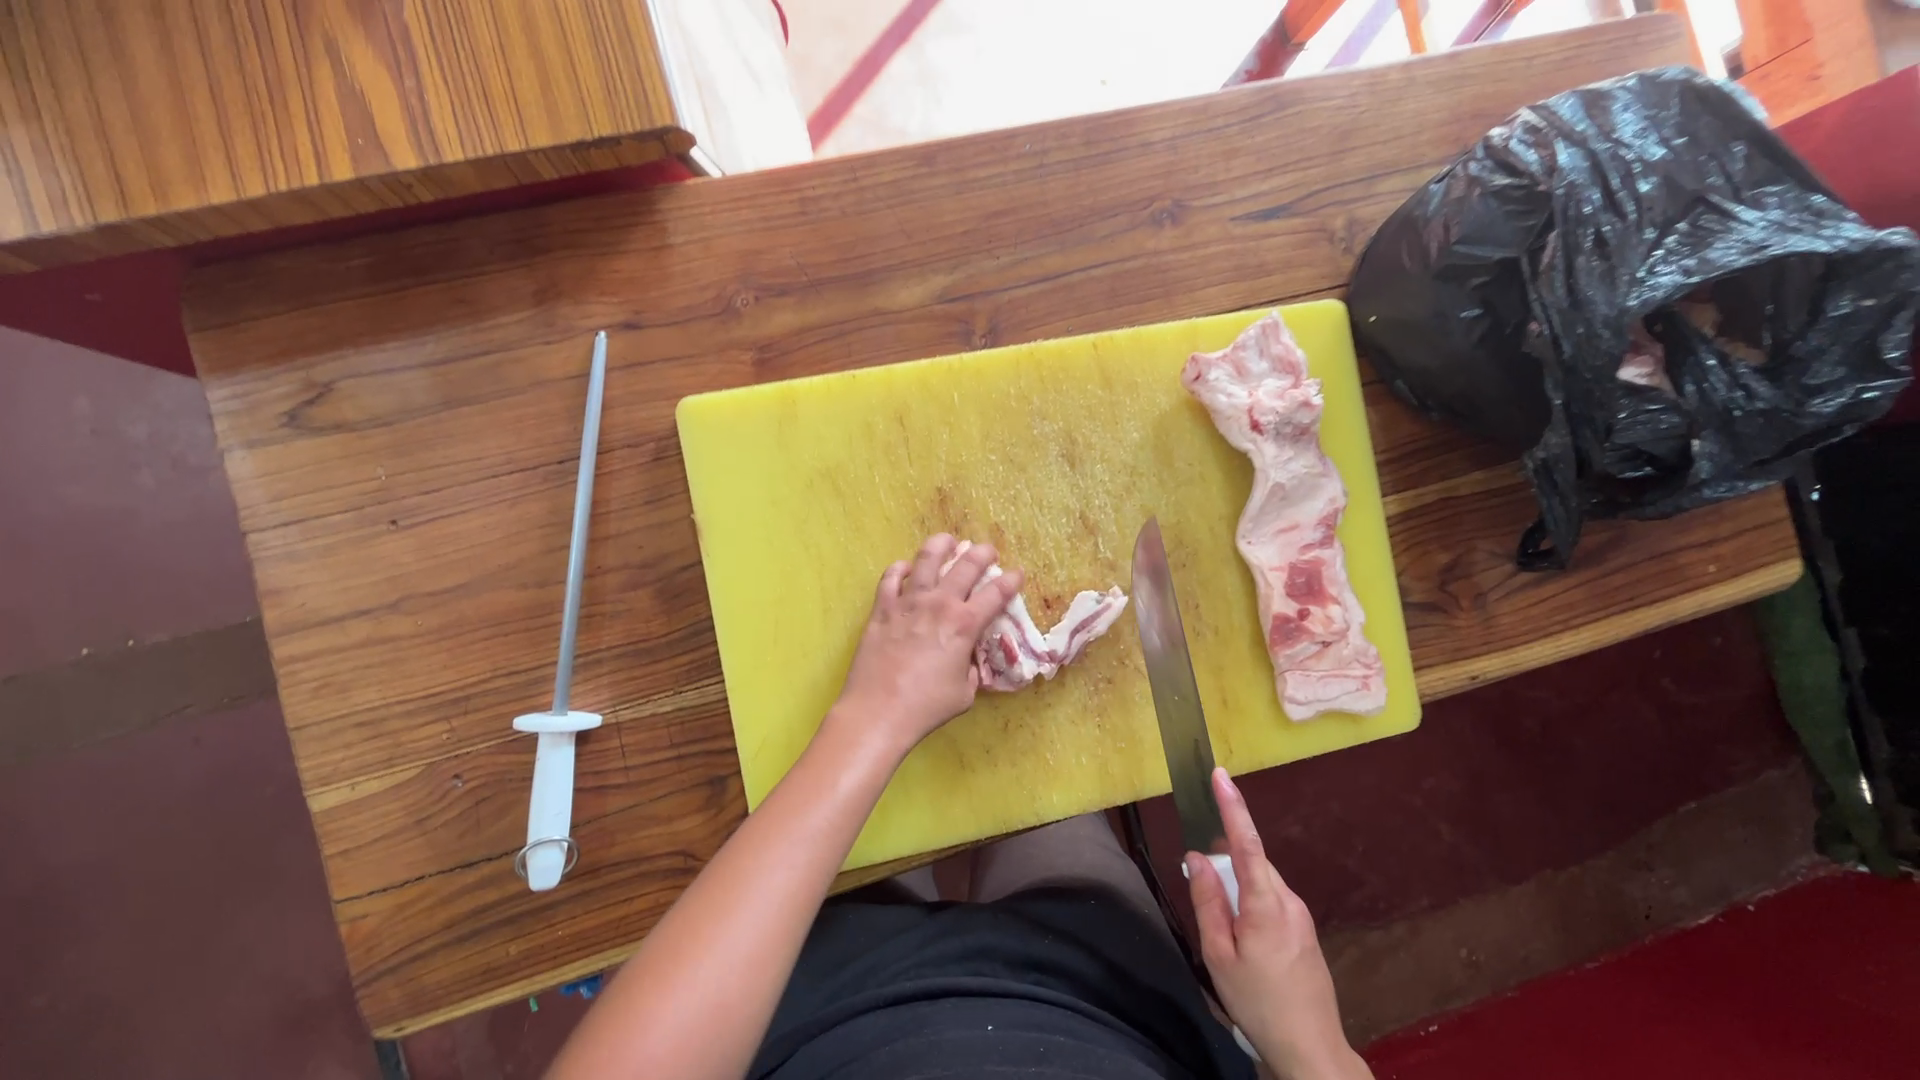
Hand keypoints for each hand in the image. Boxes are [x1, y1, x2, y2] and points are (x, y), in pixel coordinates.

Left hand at [831, 534, 1024, 754]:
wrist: (878, 710)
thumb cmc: (926, 706)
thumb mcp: (965, 693)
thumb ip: (970, 670)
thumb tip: (967, 660)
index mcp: (965, 625)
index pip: (996, 594)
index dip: (1011, 581)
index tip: (1017, 574)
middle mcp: (938, 605)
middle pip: (965, 566)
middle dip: (982, 554)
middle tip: (988, 550)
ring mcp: (907, 603)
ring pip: (926, 560)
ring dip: (941, 546)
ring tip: (948, 540)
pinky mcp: (881, 610)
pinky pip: (891, 579)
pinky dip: (900, 569)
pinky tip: (905, 567)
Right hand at [1187, 768, 1370, 1079]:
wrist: (1311, 1048)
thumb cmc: (1257, 1002)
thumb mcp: (1218, 955)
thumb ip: (1207, 901)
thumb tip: (1197, 857)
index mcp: (1265, 904)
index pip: (1246, 842)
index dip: (1232, 806)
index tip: (1220, 775)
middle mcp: (1288, 901)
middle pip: (1249, 864)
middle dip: (1223, 868)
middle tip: (1205, 905)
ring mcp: (1300, 916)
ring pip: (1258, 885)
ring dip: (1235, 894)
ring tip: (1227, 944)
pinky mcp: (1304, 931)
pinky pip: (1269, 902)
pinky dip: (1248, 908)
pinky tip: (1244, 949)